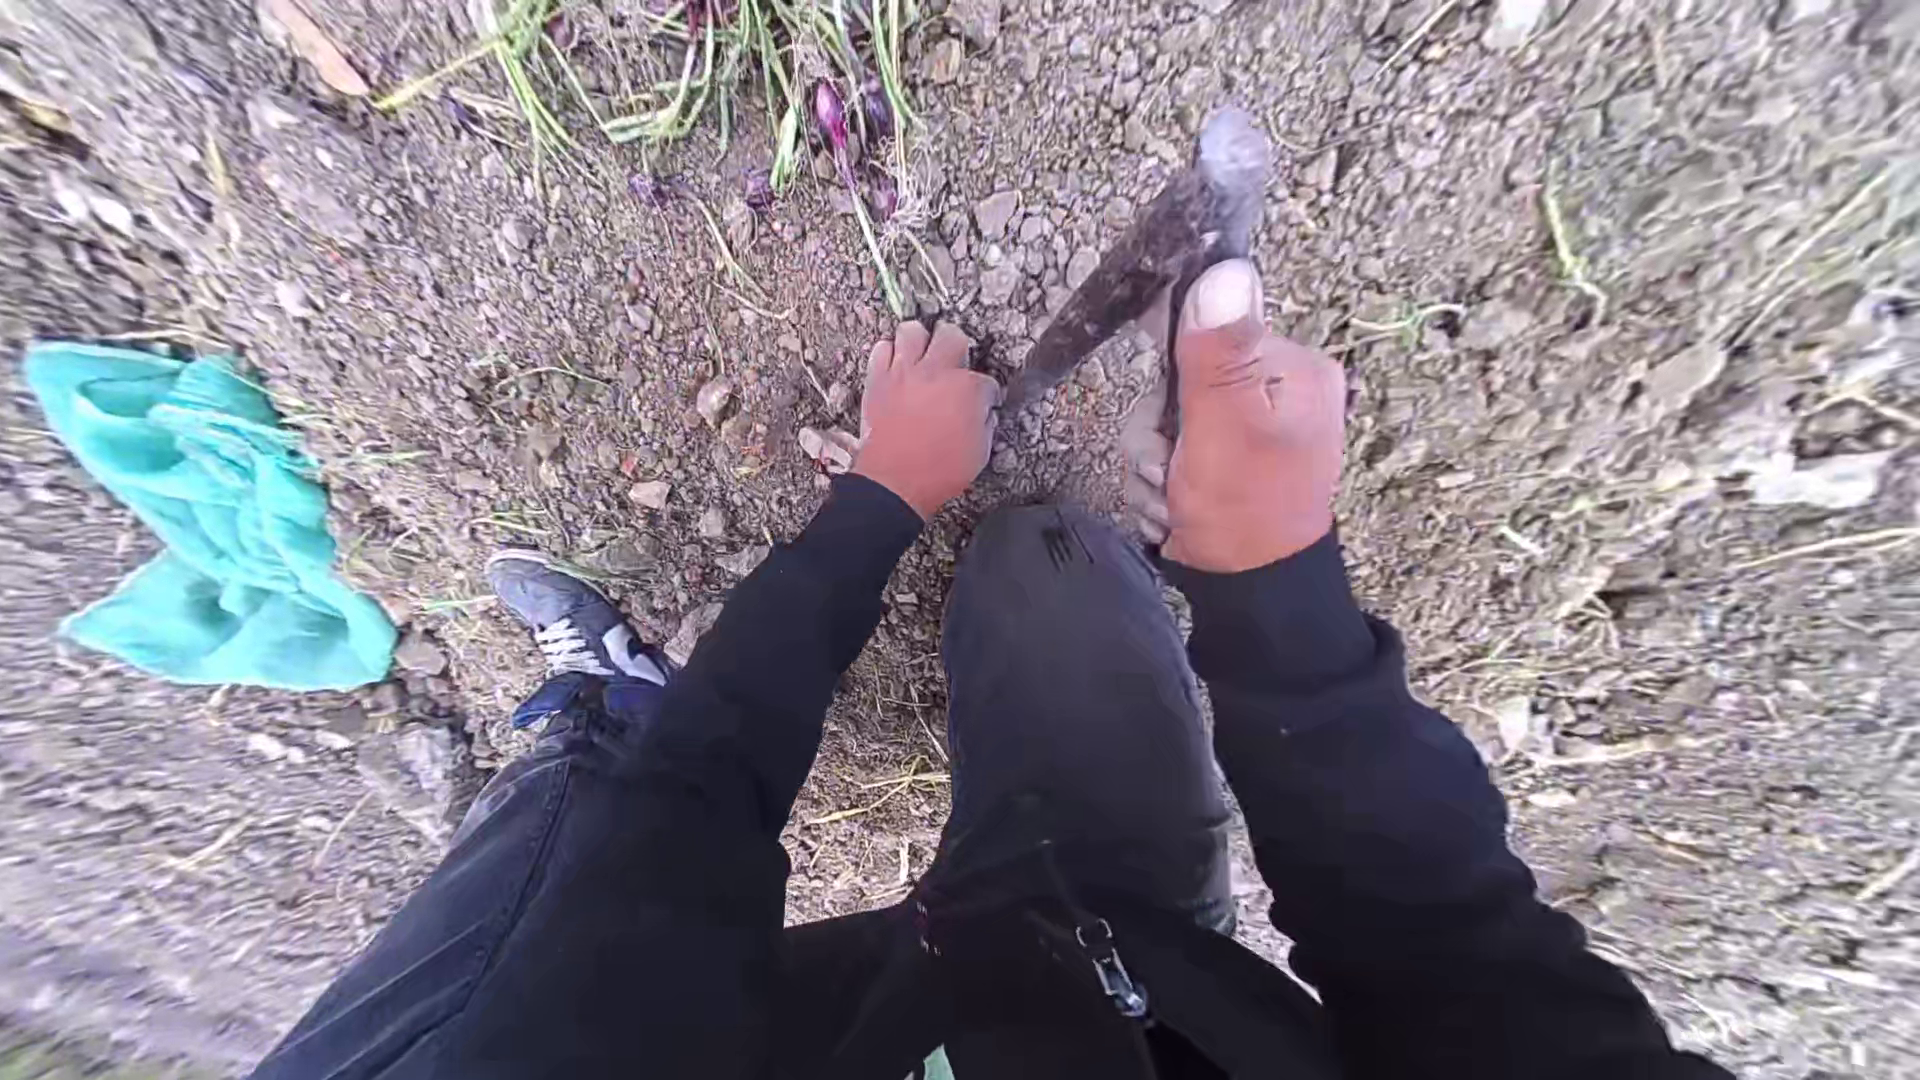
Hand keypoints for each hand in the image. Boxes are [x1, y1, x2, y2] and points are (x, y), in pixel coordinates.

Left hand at [853, 320, 999, 518]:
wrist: (895, 482)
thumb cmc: (938, 472)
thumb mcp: (979, 454)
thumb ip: (985, 425)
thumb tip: (985, 414)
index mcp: (968, 389)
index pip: (986, 379)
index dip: (986, 393)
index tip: (983, 403)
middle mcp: (937, 372)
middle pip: (951, 335)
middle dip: (956, 346)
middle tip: (953, 362)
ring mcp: (904, 373)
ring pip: (912, 330)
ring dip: (920, 341)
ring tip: (921, 357)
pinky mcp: (878, 380)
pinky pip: (881, 349)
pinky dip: (889, 354)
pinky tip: (897, 368)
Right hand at [1132, 259, 1345, 572]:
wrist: (1244, 589)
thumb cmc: (1244, 511)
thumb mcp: (1227, 428)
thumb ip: (1219, 355)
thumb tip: (1223, 271)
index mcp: (1289, 372)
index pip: (1211, 331)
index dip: (1176, 367)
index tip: (1169, 409)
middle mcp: (1266, 394)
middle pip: (1176, 380)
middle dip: (1160, 430)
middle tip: (1175, 465)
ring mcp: (1238, 429)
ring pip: (1159, 420)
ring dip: (1152, 462)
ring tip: (1174, 494)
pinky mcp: (1213, 459)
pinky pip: (1161, 451)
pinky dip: (1157, 480)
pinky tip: (1173, 505)